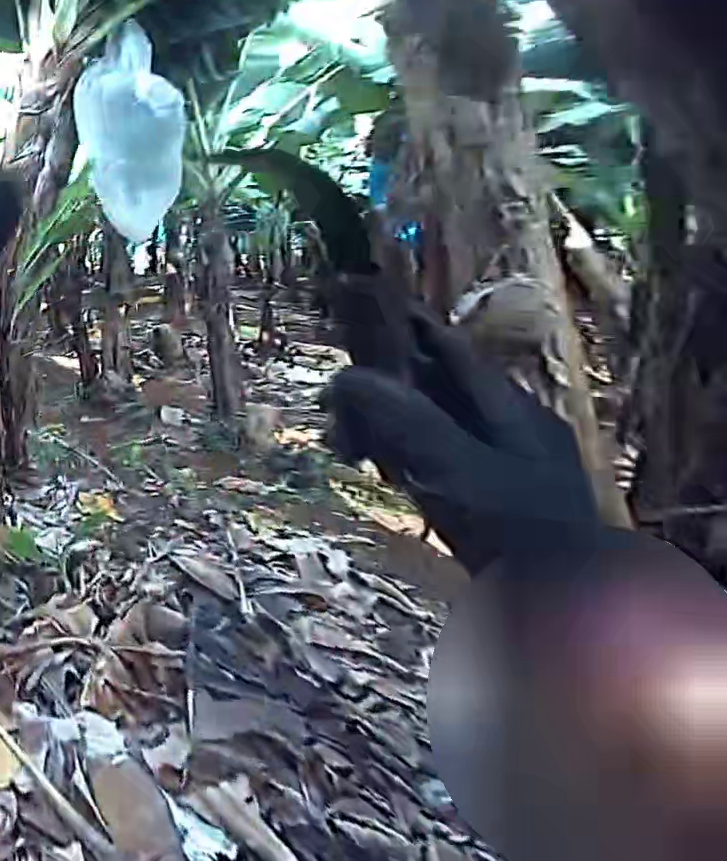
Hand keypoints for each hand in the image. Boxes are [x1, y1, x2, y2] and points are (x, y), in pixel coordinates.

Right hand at [326, 280, 598, 574]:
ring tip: (345, 444)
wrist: (562, 599)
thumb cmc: (512, 524)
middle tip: (335, 395)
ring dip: (374, 421)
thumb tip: (346, 375)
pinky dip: (385, 447)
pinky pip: (415, 446)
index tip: (370, 300)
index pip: (450, 352)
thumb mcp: (455, 465)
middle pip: (427, 384)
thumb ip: (404, 418)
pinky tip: (367, 462)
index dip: (410, 325)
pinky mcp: (469, 482)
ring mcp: (485, 455)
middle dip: (377, 383)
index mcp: (507, 412)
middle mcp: (499, 425)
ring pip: (416, 416)